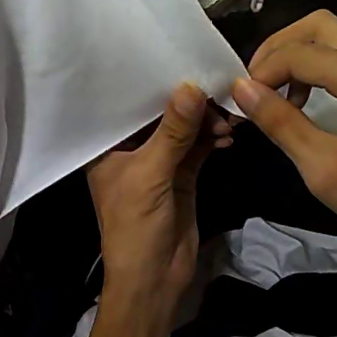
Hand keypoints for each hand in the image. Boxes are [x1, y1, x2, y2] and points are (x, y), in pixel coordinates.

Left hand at [86, 84, 231, 324]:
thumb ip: (173, 131)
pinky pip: (198, 148)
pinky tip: (228, 135)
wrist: (154, 279)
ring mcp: (159, 163)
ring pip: (184, 130)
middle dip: (188, 102)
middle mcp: (131, 150)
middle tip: (216, 89)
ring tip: (227, 118)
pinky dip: (212, 140)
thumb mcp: (151, 174)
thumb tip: (191, 87)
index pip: (128, 104)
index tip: (180, 57)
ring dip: (205, 122)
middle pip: (161, 114)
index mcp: (108, 147)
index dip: (152, 83)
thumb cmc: (135, 226)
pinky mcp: (182, 176)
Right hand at [232, 10, 336, 278]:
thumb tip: (242, 88)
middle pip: (321, 25)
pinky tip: (306, 100)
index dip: (263, 70)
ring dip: (301, 54)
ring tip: (276, 93)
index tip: (241, 99)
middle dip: (280, 47)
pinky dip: (322, 66)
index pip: (301, 53)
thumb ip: (280, 122)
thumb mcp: (321, 167)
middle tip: (255, 82)